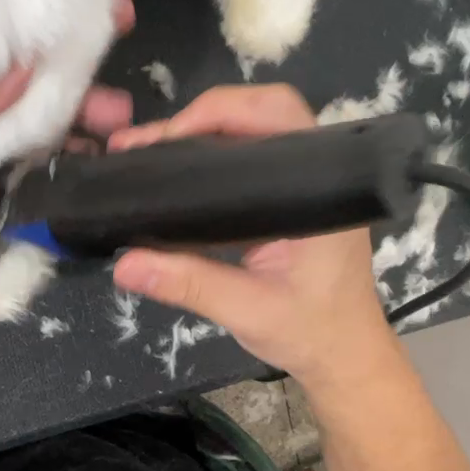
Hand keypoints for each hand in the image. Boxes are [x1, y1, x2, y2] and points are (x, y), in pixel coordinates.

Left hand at [0, 0, 138, 297]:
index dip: (42, 32)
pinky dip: (65, 154)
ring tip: (119, 120)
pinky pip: (36, 160)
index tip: (87, 20)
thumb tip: (26, 62)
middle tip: (118, 74)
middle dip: (75, 78)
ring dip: (78, 118)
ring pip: (40, 121)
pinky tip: (97, 150)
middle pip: (29, 82)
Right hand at [108, 85, 395, 389]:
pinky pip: (246, 171)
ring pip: (248, 141)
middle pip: (256, 117)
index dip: (217, 113)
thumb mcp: (247, 311)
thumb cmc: (311, 333)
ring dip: (197, 144)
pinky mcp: (286, 206)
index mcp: (318, 189)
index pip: (275, 114)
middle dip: (195, 123)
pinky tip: (173, 183)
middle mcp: (315, 175)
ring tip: (144, 157)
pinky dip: (207, 171)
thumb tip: (125, 264)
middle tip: (139, 147)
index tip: (167, 140)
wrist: (343, 357)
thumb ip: (189, 284)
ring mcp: (302, 189)